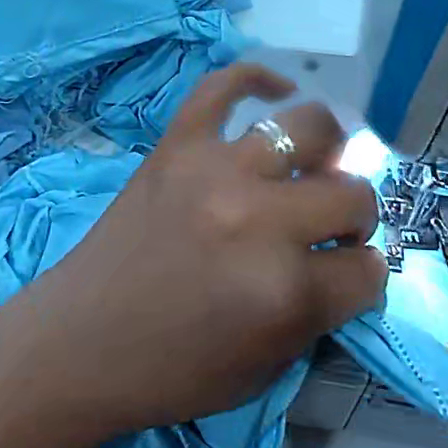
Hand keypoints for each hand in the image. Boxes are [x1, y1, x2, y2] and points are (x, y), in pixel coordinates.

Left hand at [16, 65, 386, 432]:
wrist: (79, 344)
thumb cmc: (173, 370)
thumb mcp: (265, 368)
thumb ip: (321, 313)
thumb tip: (354, 262)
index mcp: (285, 292)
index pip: (368, 270)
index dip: (364, 275)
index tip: (348, 273)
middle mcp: (260, 220)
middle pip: (352, 195)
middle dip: (354, 220)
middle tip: (327, 229)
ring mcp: (217, 171)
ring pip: (309, 127)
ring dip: (325, 152)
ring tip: (310, 168)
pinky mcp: (178, 144)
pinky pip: (224, 85)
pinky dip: (256, 78)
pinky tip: (277, 90)